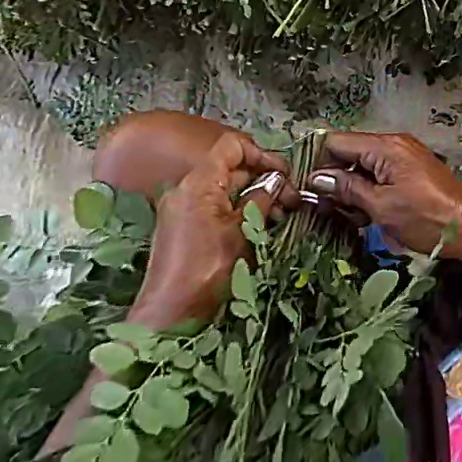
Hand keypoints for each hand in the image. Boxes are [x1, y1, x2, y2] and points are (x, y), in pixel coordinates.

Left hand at [129, 132, 288, 327]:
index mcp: (198, 182)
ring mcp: (183, 208)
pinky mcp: (185, 226)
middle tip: (292, 199)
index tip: (285, 173)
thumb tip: (277, 181)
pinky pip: (216, 205)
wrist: (170, 315)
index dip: (262, 154)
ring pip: (226, 188)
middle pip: (231, 167)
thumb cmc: (207, 269)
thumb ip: (262, 198)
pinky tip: (260, 226)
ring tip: (281, 214)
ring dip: (256, 196)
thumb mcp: (242, 230)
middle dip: (264, 178)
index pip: (233, 146)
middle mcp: (186, 189)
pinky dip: (240, 210)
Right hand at [309, 132, 461, 255]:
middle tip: (320, 207)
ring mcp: (403, 156)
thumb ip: (347, 188)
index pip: (337, 141)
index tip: (304, 187)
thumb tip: (316, 179)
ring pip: (362, 165)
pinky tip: (362, 214)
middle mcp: (394, 143)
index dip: (317, 162)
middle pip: (349, 152)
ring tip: (344, 215)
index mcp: (385, 146)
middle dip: (333, 178)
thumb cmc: (425, 218)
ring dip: (350, 188)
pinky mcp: (410, 170)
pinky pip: (378, 173)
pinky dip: (367, 190)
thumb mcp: (380, 206)